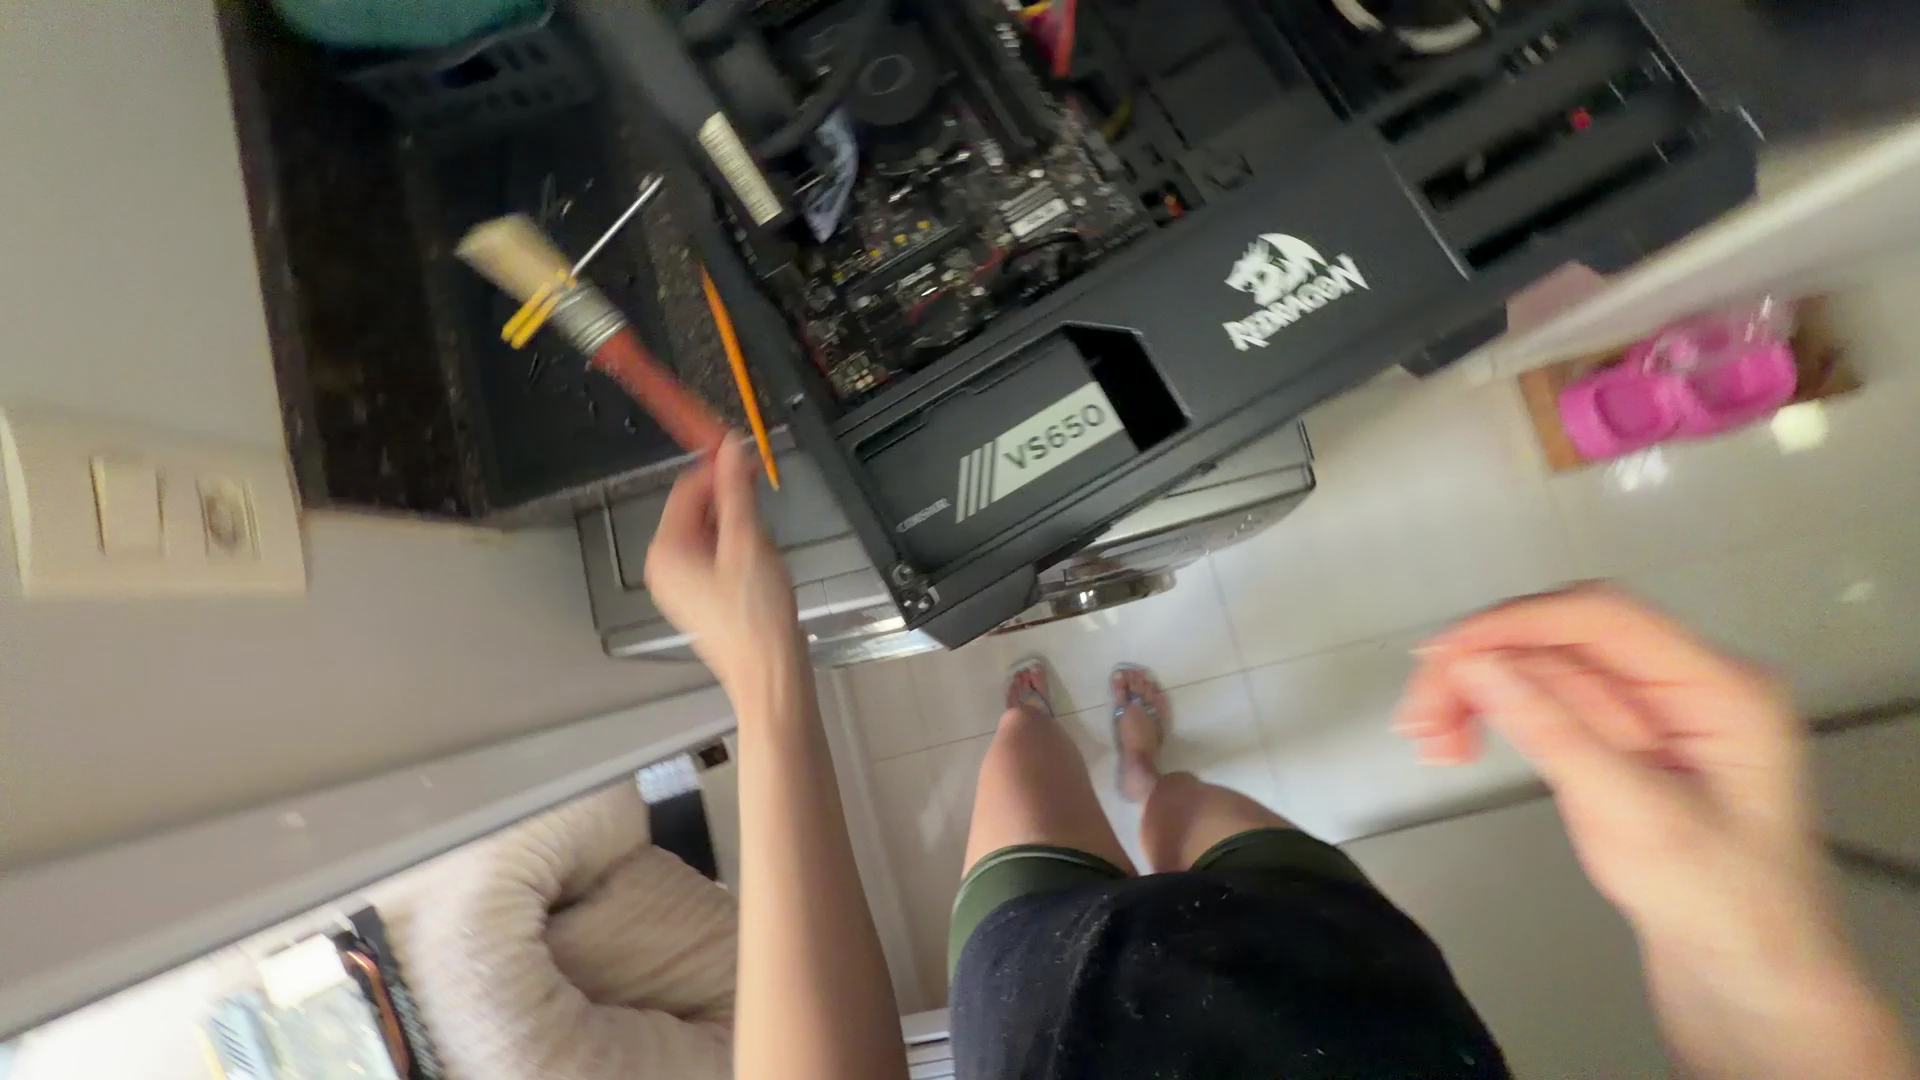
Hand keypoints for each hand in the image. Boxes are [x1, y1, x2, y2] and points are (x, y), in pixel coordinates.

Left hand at [645, 434, 802, 693]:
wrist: (770, 672)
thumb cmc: (757, 616)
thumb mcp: (749, 542)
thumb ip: (736, 490)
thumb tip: (730, 448)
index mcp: (667, 550)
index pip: (688, 488)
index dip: (719, 469)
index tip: (750, 457)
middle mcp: (665, 567)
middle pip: (697, 511)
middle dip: (732, 503)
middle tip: (764, 504)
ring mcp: (681, 586)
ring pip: (710, 534)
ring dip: (739, 528)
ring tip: (766, 550)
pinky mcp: (701, 599)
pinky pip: (716, 557)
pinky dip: (740, 551)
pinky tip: (762, 566)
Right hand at [1394, 585, 1835, 973]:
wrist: (1737, 960)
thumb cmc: (1712, 896)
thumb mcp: (1633, 815)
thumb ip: (1552, 732)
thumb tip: (1470, 664)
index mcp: (1715, 687)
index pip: (1600, 617)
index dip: (1514, 624)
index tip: (1441, 659)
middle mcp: (1672, 676)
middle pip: (1550, 636)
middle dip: (1476, 667)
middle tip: (1419, 718)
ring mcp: (1635, 698)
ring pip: (1524, 662)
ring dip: (1465, 692)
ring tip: (1428, 742)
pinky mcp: (1600, 721)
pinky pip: (1524, 692)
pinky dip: (1478, 710)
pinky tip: (1450, 743)